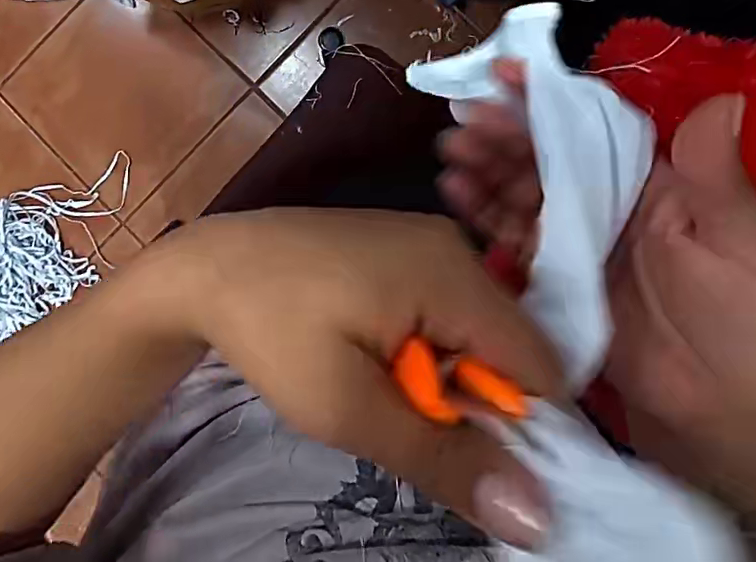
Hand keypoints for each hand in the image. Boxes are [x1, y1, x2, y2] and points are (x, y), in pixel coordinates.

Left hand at [161, 209, 562, 546]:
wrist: (216, 264)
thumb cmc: (277, 331)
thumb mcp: (350, 408)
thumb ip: (445, 458)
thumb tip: (536, 515)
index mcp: (453, 274)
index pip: (539, 360)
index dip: (531, 425)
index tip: (487, 465)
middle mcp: (457, 246)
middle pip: (512, 341)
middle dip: (481, 398)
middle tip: (413, 420)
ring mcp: (435, 240)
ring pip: (483, 326)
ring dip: (456, 374)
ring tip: (392, 386)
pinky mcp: (415, 245)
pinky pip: (455, 303)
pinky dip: (439, 343)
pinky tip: (388, 354)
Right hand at [437, 65, 755, 508]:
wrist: (722, 421)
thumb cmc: (743, 323)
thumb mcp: (739, 244)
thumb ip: (716, 173)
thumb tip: (728, 96)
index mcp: (652, 181)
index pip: (594, 126)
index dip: (551, 99)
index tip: (508, 73)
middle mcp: (611, 200)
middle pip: (549, 155)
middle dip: (506, 131)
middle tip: (462, 117)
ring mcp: (581, 240)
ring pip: (526, 190)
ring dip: (488, 166)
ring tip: (451, 150)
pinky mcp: (558, 279)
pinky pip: (516, 237)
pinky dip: (486, 213)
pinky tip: (457, 193)